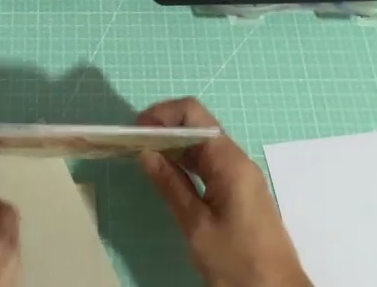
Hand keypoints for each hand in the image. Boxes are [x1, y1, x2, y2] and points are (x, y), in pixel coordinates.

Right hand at [137, 98, 309, 286]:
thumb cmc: (237, 262)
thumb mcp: (197, 226)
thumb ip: (171, 185)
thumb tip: (146, 153)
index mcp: (229, 161)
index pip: (194, 114)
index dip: (163, 114)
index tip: (137, 130)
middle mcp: (237, 161)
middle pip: (198, 126)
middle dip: (166, 129)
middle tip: (135, 143)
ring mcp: (241, 177)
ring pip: (203, 146)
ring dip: (175, 146)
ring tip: (145, 157)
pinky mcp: (241, 193)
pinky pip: (210, 165)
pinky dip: (187, 164)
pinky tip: (169, 175)